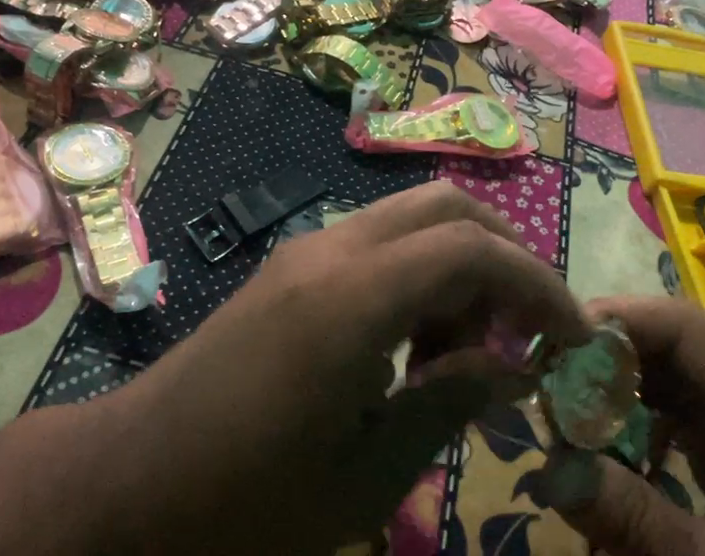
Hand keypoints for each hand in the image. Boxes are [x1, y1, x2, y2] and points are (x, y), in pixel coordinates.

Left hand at [103, 180, 588, 553]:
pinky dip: (417, 276)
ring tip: (463, 356)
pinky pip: (375, 245)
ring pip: (410, 221)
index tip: (575, 337)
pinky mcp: (289, 267)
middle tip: (528, 332)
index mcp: (354, 296)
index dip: (538, 285)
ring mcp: (305, 251)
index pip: (473, 249)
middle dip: (504, 257)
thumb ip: (449, 404)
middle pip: (445, 207)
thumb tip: (515, 366)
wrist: (129, 480)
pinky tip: (410, 349)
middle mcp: (332, 249)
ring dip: (458, 267)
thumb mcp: (367, 475)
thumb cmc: (247, 498)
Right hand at [537, 297, 704, 555]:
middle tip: (542, 381)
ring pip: (673, 383)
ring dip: (616, 391)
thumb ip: (635, 520)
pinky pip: (681, 423)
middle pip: (676, 349)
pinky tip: (603, 453)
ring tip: (561, 413)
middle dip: (607, 358)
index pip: (687, 329)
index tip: (551, 342)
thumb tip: (549, 467)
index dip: (618, 321)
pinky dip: (637, 428)